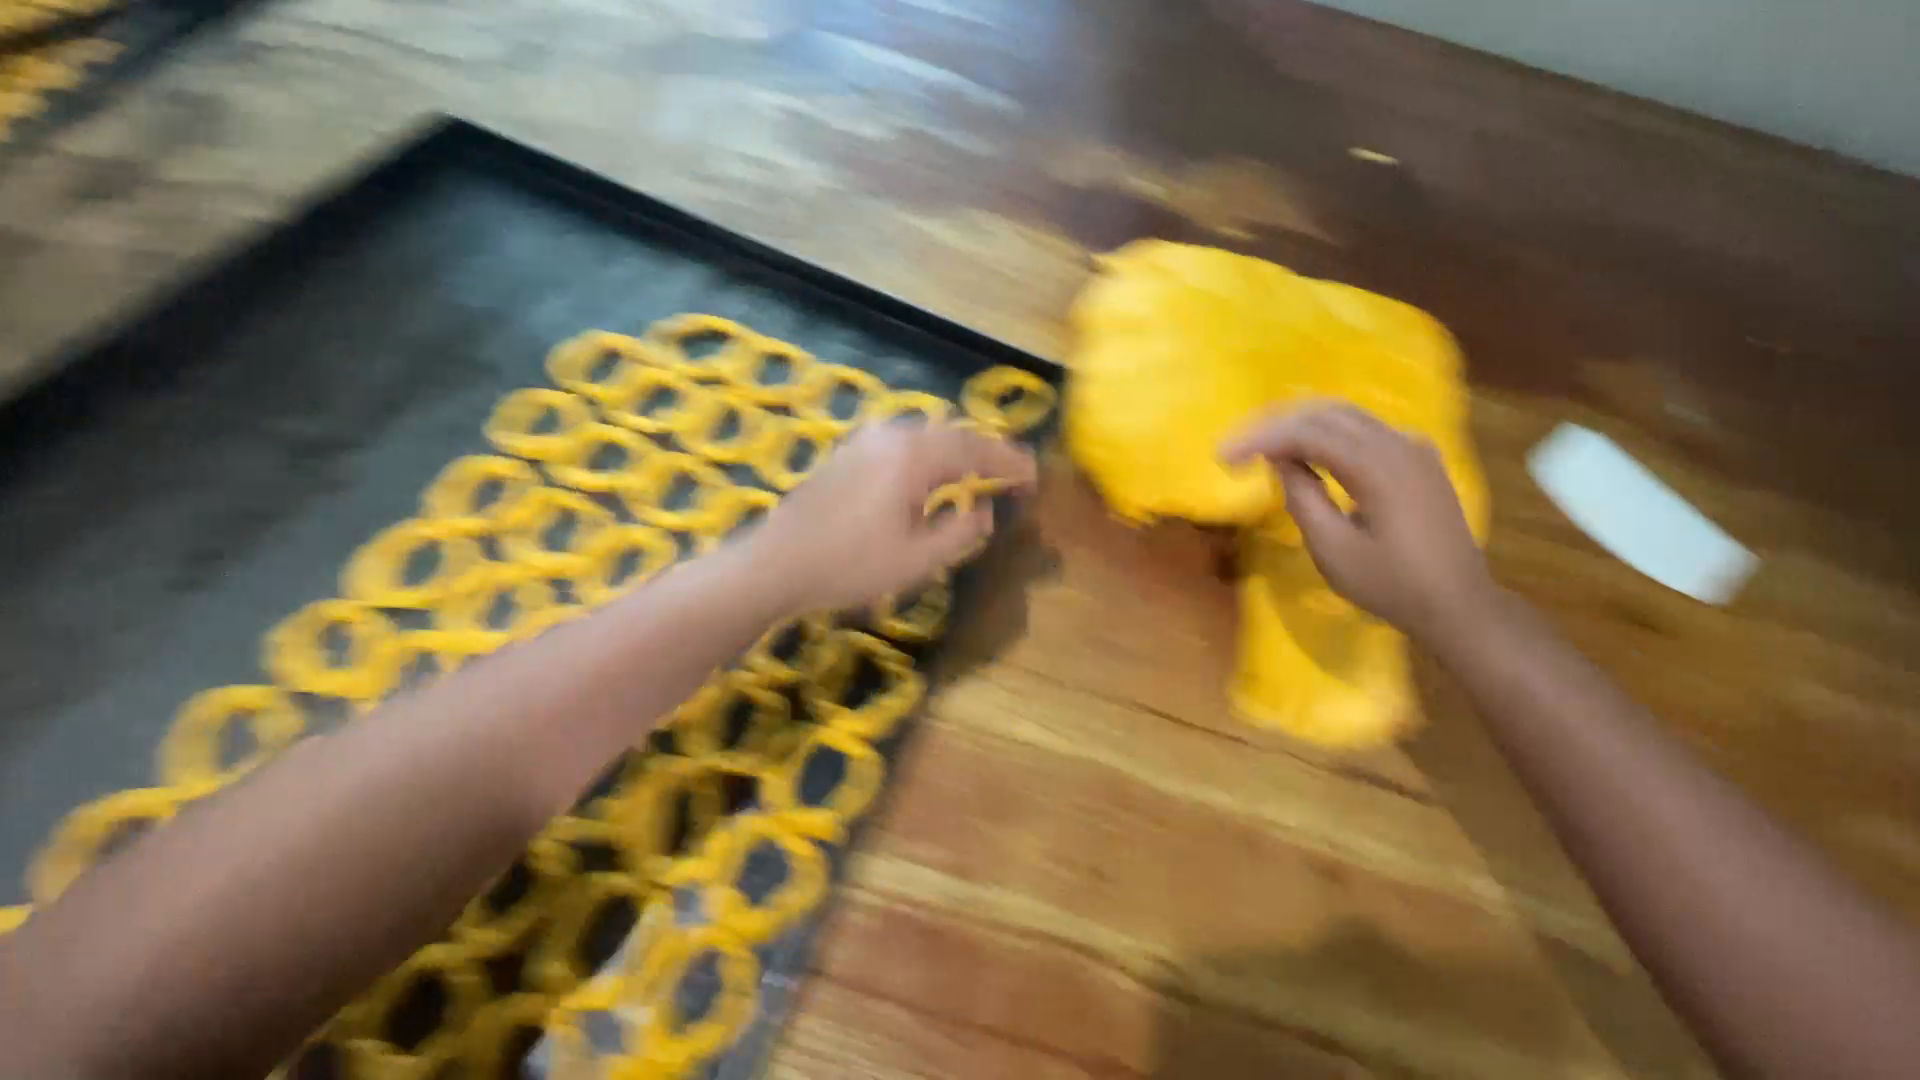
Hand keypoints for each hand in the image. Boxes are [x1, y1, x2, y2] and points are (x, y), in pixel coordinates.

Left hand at [749, 421, 1037, 612]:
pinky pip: (903, 442)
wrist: (775, 563)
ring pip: (926, 434)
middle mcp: (892, 436)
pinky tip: (931, 473)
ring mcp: (865, 440)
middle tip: (1015, 473)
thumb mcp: (916, 560)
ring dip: (958, 450)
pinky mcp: (848, 452)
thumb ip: (960, 532)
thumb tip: (984, 511)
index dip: (1010, 464)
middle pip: (953, 434)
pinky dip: (930, 453)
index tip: (1035, 479)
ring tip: (981, 471)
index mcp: (913, 456)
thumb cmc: (849, 565)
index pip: (976, 451)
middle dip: (987, 452)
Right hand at [1220, 403, 1493, 640]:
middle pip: (1326, 413)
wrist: (1458, 604)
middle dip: (1276, 425)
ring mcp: (1413, 448)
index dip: (1261, 438)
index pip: (1308, 432)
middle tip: (1237, 447)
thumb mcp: (1333, 549)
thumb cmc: (1391, 584)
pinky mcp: (1418, 459)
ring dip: (1301, 426)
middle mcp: (1398, 443)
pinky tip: (1308, 453)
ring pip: (1347, 416)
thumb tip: (1280, 462)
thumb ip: (1303, 498)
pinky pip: (1365, 430)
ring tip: (1263, 447)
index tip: (1224, 457)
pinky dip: (1328, 434)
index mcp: (1378, 465)